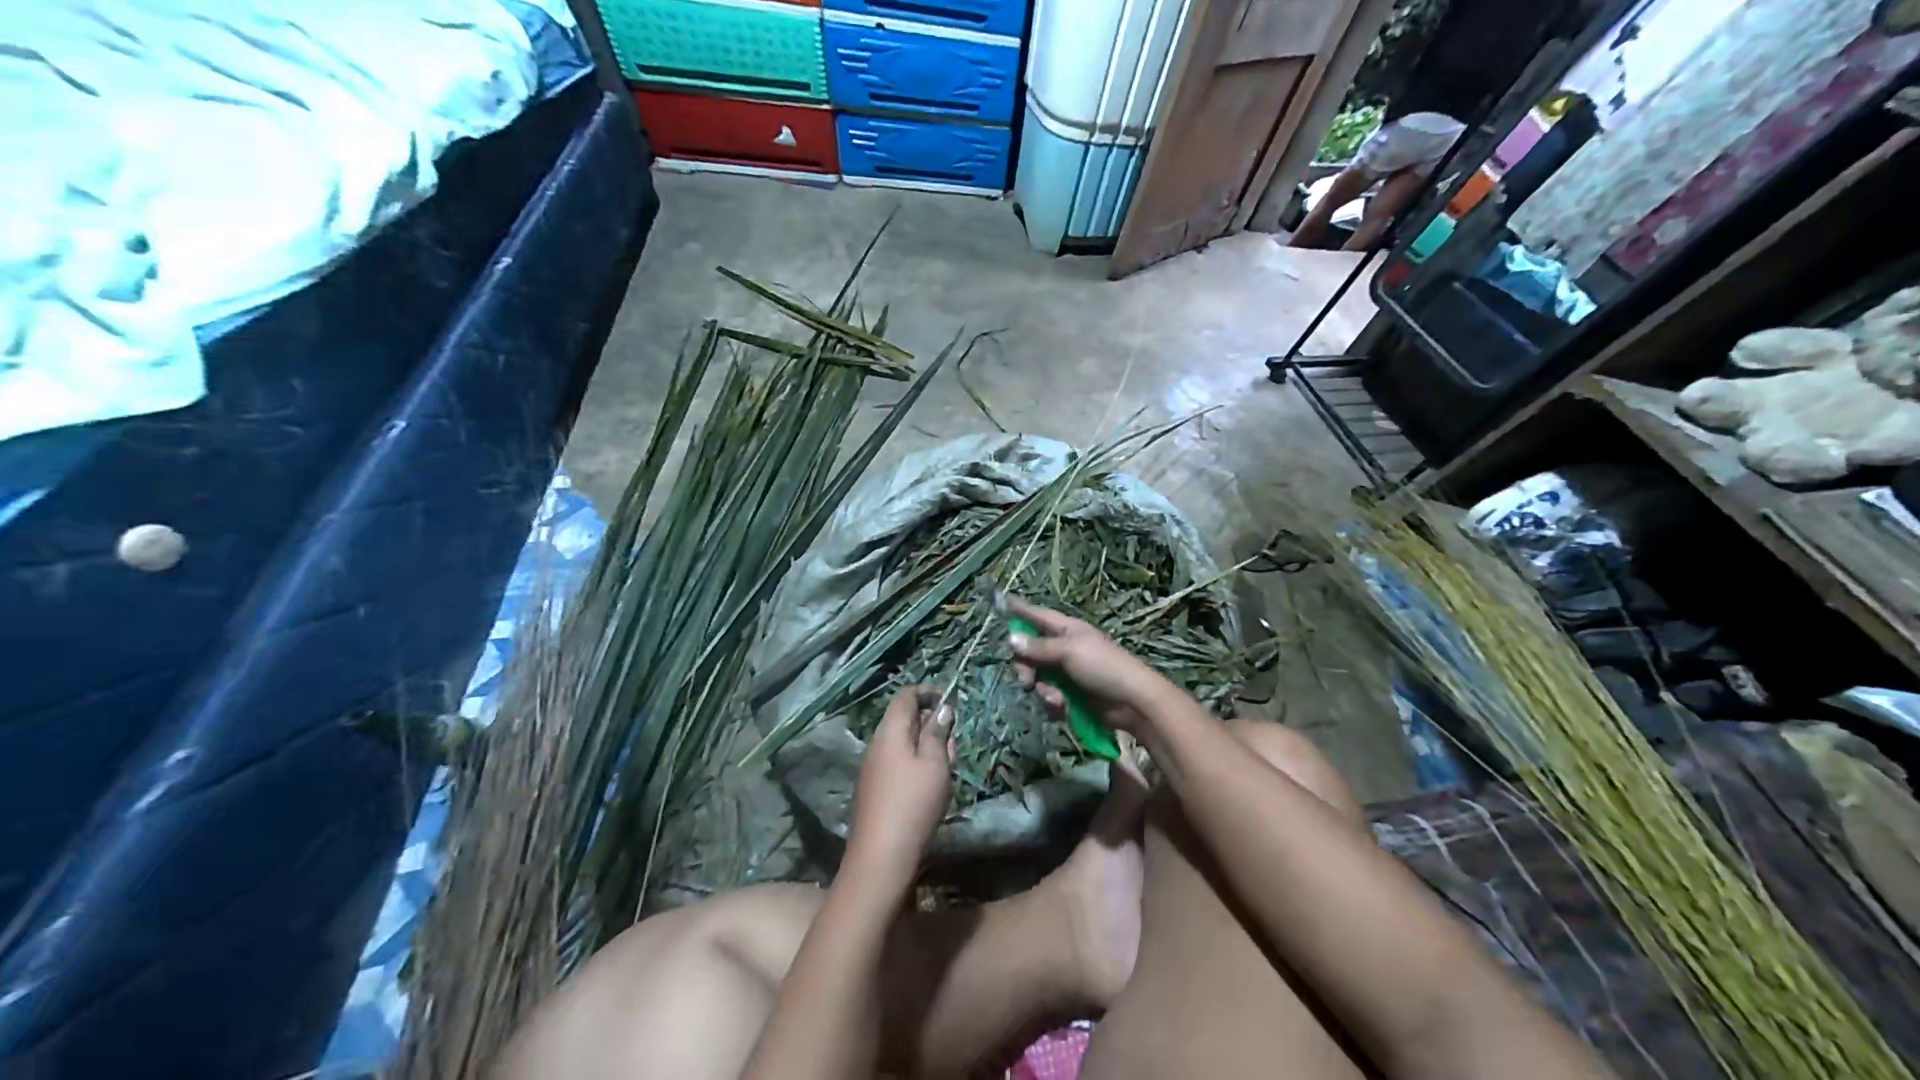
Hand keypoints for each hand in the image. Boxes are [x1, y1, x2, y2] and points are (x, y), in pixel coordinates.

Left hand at [847, 685, 953, 876]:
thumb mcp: (935, 763)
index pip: (906, 695)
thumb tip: (941, 708)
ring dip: (926, 748)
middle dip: (931, 725)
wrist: (881, 854)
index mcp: (890, 730)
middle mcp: (876, 743)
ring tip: (945, 771)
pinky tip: (929, 789)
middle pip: (904, 719)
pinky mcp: (874, 788)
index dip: (928, 693)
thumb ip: (938, 732)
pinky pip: (897, 763)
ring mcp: (872, 766)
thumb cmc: (914, 802)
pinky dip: (916, 765)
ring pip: (903, 743)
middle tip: (952, 747)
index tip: (950, 704)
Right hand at [1005, 596, 1173, 737]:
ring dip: (1042, 689)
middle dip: (1025, 666)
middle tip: (1026, 679)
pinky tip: (1062, 707)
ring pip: (1037, 676)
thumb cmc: (1103, 666)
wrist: (1133, 701)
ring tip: (1055, 698)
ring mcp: (1067, 671)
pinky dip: (1052, 701)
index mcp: (1067, 629)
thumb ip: (1039, 647)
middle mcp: (1064, 647)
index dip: (1019, 610)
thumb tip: (1011, 639)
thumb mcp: (1069, 652)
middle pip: (1030, 651)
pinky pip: (1049, 694)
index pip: (1037, 615)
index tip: (1000, 603)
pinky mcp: (1071, 693)